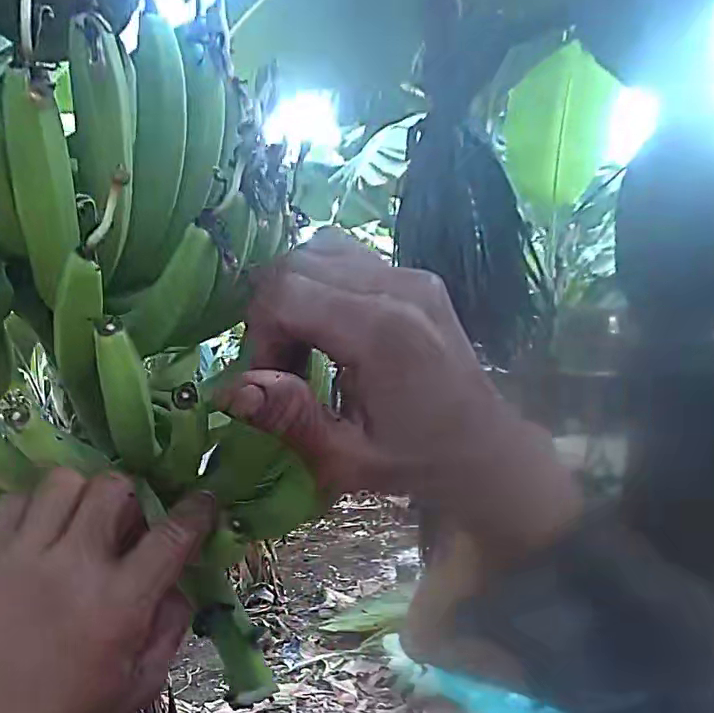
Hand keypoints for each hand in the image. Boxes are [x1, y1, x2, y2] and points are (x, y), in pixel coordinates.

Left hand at [0, 471, 212, 712]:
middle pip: (113, 487)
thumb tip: (178, 582)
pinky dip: (38, 506)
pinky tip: (44, 535)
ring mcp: (24, 556)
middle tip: (129, 525)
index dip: (197, 511)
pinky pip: (17, 500)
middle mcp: (74, 566)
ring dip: (85, 494)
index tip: (205, 502)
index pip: (171, 535)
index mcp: (120, 603)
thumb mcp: (143, 682)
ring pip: (63, 481)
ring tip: (84, 524)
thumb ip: (172, 626)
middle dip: (134, 497)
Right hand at [219, 229, 581, 565]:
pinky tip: (327, 332)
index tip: (273, 380)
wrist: (483, 447)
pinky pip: (345, 258)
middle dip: (270, 314)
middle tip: (284, 368)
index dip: (261, 335)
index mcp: (383, 333)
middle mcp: (398, 287)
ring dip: (292, 295)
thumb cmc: (416, 462)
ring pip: (317, 250)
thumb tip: (230, 391)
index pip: (286, 292)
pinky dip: (318, 286)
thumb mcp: (347, 460)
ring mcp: (411, 274)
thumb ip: (291, 420)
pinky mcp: (415, 276)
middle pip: (296, 263)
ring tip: (303, 348)